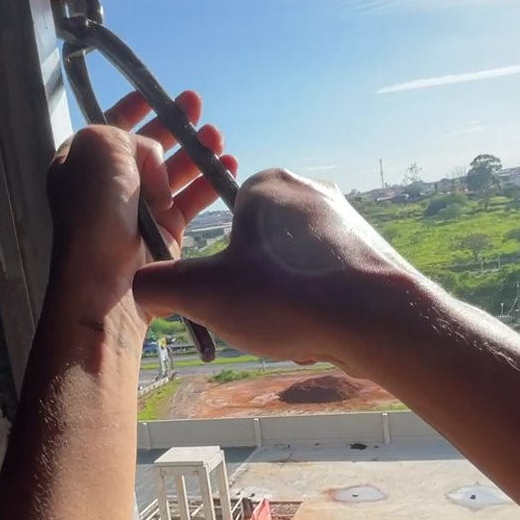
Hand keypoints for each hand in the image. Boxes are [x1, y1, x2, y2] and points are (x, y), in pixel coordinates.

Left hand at [44, 91, 236, 331]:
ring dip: (197, 151)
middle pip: (147, 147)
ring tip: (217, 135)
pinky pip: (191, 202)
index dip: (131, 108)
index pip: (109, 127)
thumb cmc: (95, 207)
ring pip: (173, 173)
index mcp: (82, 163)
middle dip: (172, 125)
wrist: (107, 276)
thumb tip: (156, 159)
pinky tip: (228, 166)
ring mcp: (138, 212)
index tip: (151, 94)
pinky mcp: (165, 234)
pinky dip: (210, 183)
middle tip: (196, 104)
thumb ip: (130, 134)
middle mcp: (109, 187)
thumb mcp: (101, 145)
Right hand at [132, 169, 428, 373]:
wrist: (379, 321)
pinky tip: (322, 333)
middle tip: (260, 319)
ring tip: (294, 330)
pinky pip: (327, 284)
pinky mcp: (372, 252)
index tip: (230, 297)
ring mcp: (347, 220)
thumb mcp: (202, 294)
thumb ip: (159, 286)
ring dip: (286, 306)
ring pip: (293, 272)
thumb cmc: (285, 298)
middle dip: (255, 292)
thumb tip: (140, 288)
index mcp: (267, 186)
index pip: (225, 223)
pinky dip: (318, 310)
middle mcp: (310, 191)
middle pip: (259, 252)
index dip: (221, 268)